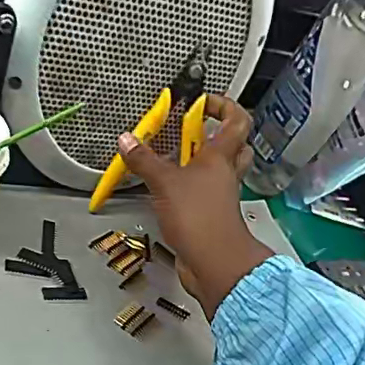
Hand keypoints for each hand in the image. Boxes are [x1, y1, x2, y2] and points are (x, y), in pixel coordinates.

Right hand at [118, 93, 272, 317]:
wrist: (213, 263)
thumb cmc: (201, 220)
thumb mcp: (164, 183)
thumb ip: (144, 160)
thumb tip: (128, 141)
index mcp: (221, 157)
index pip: (236, 119)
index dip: (223, 106)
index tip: (203, 101)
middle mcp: (224, 175)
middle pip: (232, 146)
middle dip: (213, 135)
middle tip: (190, 132)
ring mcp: (219, 197)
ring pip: (217, 172)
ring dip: (199, 164)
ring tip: (174, 160)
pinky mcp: (210, 217)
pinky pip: (203, 196)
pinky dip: (188, 190)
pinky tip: (169, 193)